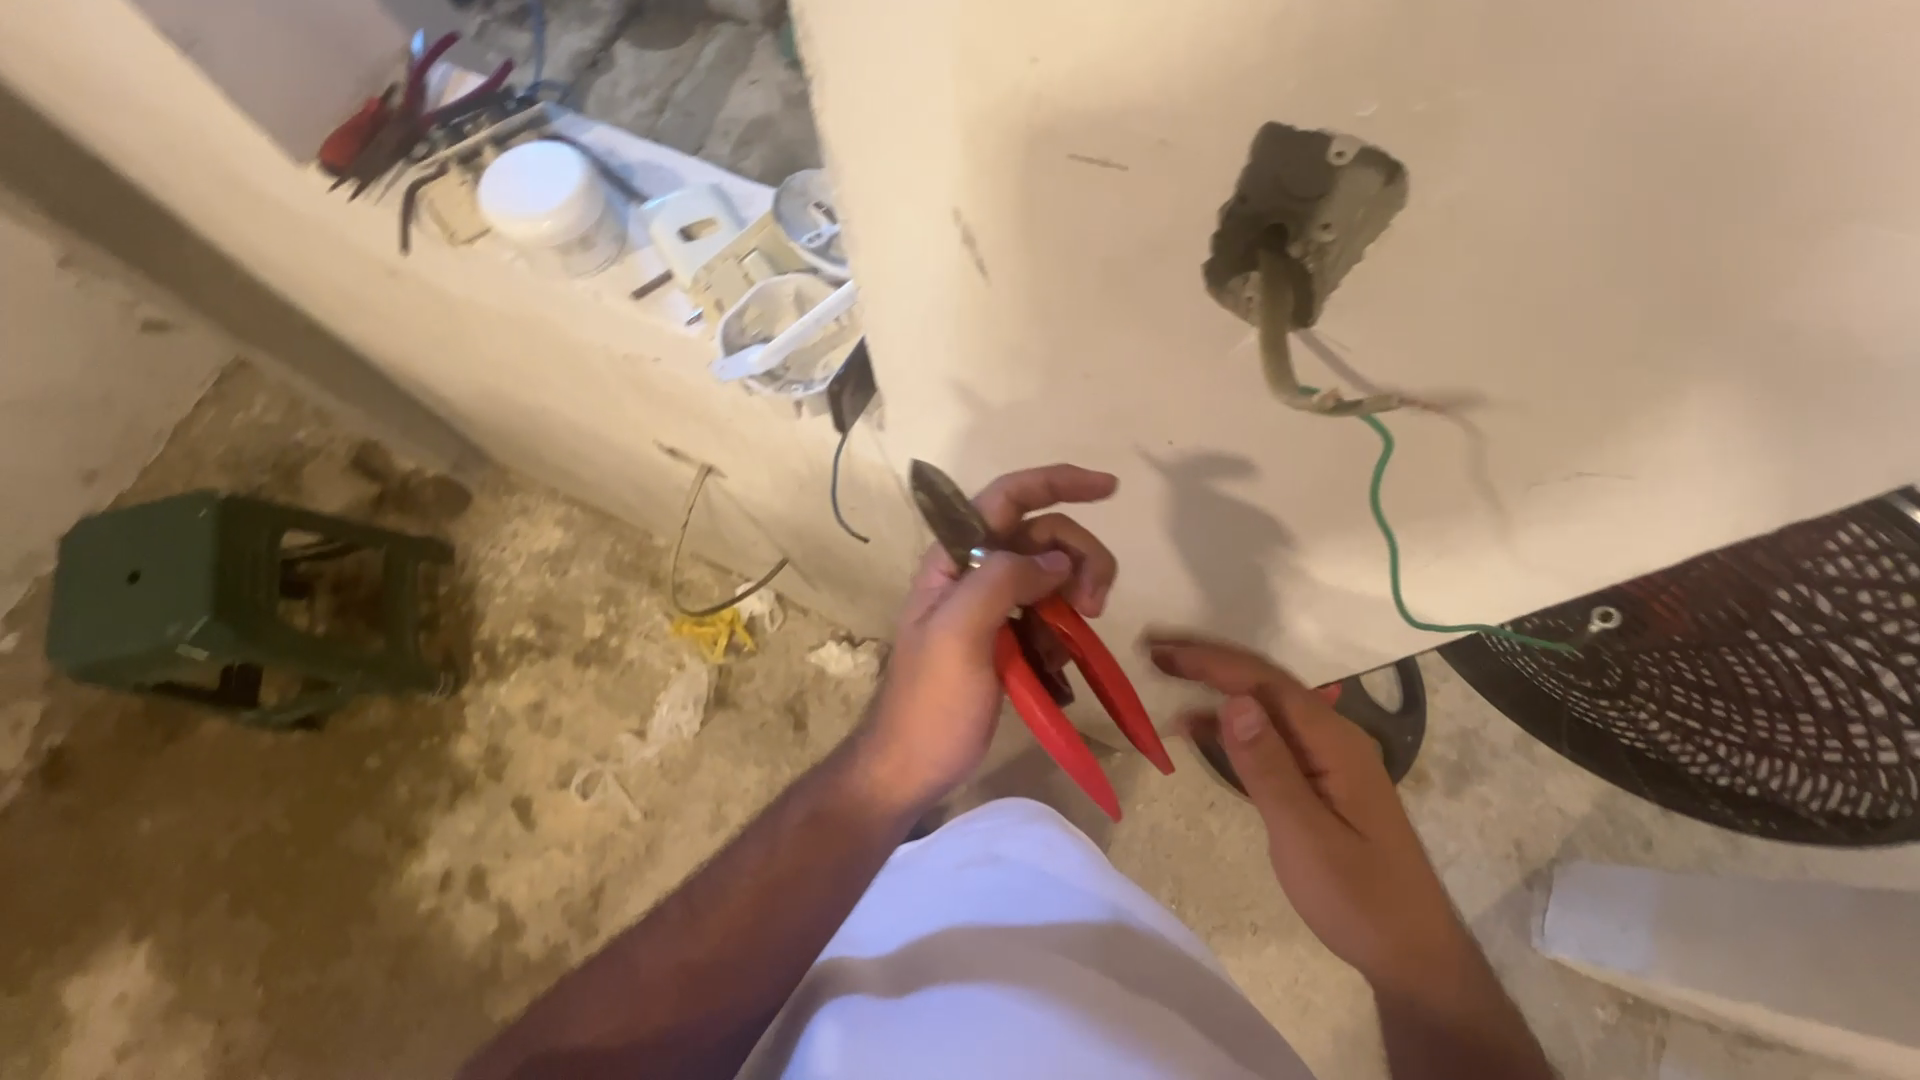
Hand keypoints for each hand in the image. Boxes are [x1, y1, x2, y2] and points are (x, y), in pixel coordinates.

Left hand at [861, 465, 1119, 812]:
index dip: (1056, 482)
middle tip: (1095, 606)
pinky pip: (1051, 616)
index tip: (1109, 488)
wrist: (912, 766)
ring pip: (1053, 575)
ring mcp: (992, 607)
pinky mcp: (1008, 640)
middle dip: (1080, 558)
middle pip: (1043, 536)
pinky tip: (1057, 664)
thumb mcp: (959, 635)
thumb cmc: (929, 703)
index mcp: (954, 559)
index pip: (1007, 497)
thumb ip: (1002, 582)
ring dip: (1077, 598)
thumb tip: (1056, 561)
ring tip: (1076, 639)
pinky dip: (1065, 632)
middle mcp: (975, 572)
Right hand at [1148, 635, 1475, 996]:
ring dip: (1216, 689)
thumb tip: (1233, 701)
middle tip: (1154, 652)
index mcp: (1334, 742)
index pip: (1265, 683)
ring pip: (1264, 708)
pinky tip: (1197, 729)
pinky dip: (1230, 727)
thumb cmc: (1358, 899)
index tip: (1160, 650)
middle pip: (1264, 684)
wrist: (1411, 953)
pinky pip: (1268, 737)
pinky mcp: (1318, 779)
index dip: (1210, 662)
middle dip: (1209, 664)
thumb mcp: (1306, 837)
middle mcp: (1332, 737)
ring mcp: (1327, 757)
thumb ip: (1269, 768)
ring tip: (1165, 677)